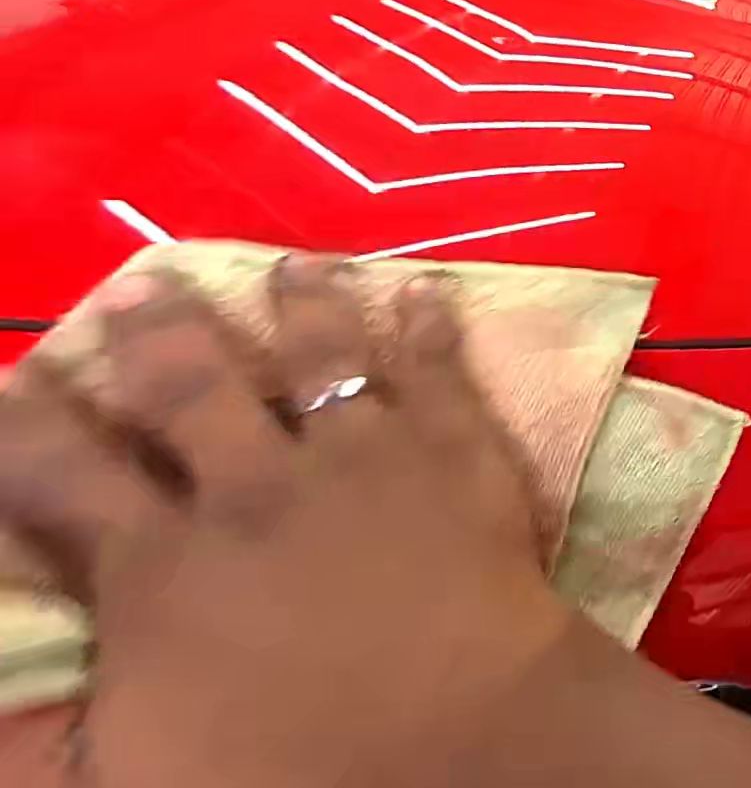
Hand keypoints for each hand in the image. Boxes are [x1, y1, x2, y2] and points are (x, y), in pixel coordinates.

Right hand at [0, 258, 569, 786]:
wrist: (457, 710)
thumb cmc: (303, 756)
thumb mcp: (128, 770)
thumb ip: (37, 729)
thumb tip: (0, 681)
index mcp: (163, 565)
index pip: (62, 476)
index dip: (25, 422)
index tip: (13, 373)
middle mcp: (259, 487)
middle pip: (192, 389)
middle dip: (163, 332)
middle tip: (152, 282)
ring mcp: (369, 452)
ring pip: (325, 356)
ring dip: (308, 303)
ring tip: (301, 262)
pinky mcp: (455, 442)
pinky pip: (438, 366)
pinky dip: (429, 322)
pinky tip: (426, 288)